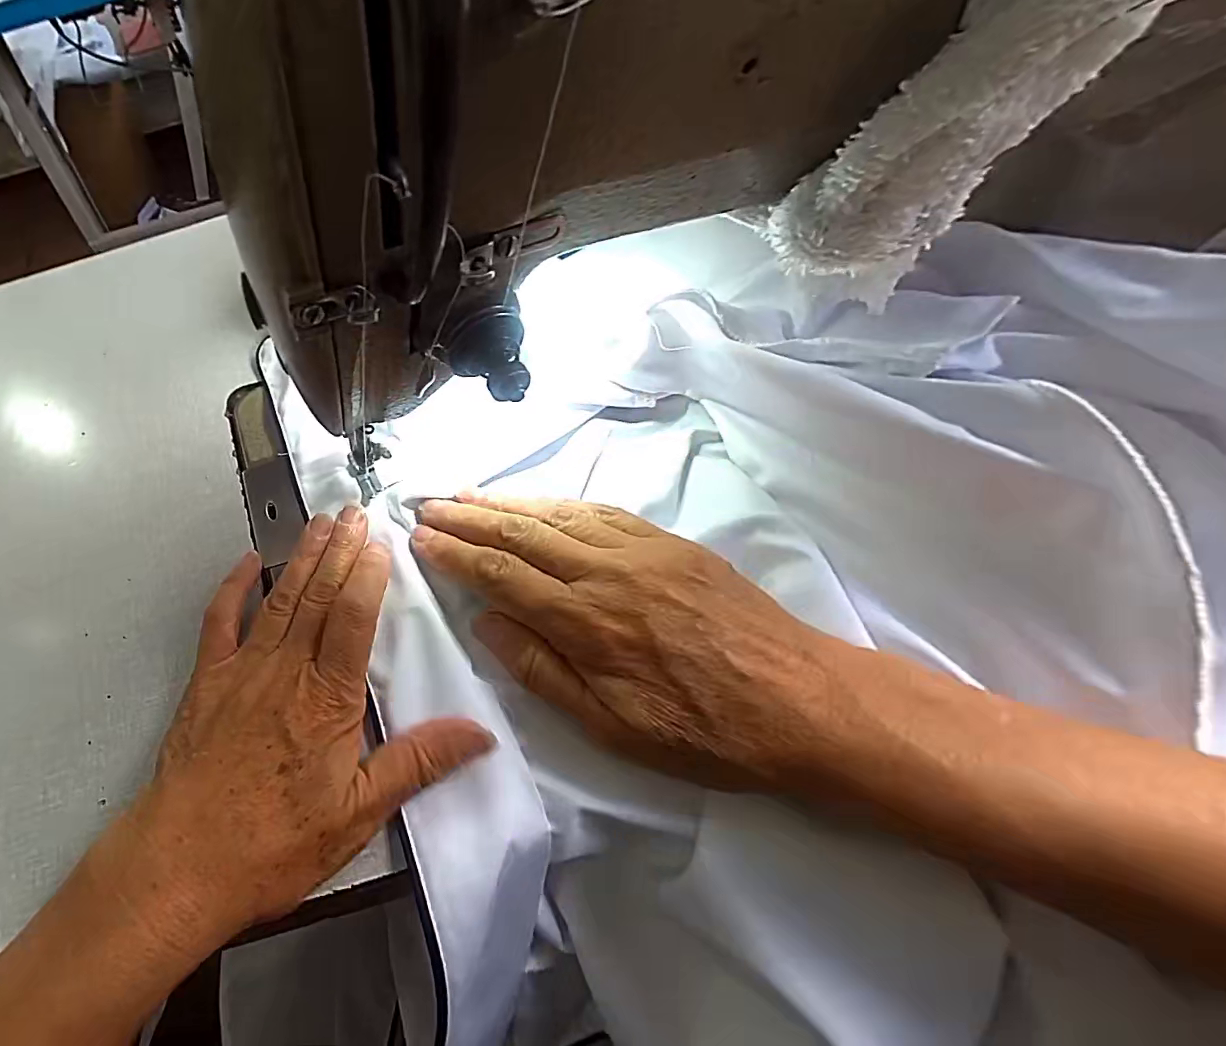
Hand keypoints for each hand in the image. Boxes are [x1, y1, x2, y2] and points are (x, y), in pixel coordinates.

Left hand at [123, 506, 494, 938]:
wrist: (182, 864)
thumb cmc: (274, 843)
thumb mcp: (358, 813)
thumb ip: (417, 763)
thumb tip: (479, 735)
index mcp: (327, 699)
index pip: (353, 619)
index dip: (368, 576)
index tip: (380, 544)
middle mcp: (286, 671)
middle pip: (318, 596)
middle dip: (340, 551)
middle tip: (354, 513)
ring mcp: (242, 670)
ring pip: (280, 599)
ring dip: (302, 557)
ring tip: (321, 523)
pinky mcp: (206, 680)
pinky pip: (220, 620)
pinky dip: (235, 586)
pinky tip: (250, 562)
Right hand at [412, 492, 851, 791]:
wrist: (803, 699)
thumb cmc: (704, 729)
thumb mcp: (612, 726)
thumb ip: (542, 670)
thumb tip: (488, 622)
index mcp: (586, 622)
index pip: (500, 575)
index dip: (455, 554)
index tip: (421, 538)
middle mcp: (605, 572)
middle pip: (520, 533)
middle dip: (467, 518)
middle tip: (428, 505)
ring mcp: (641, 549)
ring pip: (556, 514)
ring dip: (505, 502)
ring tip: (466, 495)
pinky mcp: (669, 542)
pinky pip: (599, 511)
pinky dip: (557, 503)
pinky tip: (536, 502)